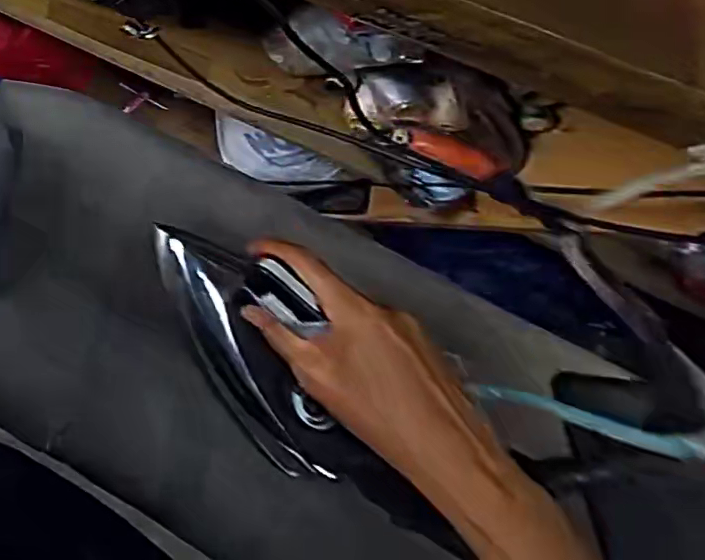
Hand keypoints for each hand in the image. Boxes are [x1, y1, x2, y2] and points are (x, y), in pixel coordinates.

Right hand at [238, 239, 507, 486]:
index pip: (308, 262)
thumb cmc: (378, 415)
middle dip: (308, 300)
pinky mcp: (427, 345)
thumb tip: (252, 310)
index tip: (256, 249)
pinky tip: (368, 375)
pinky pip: (383, 329)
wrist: (452, 455)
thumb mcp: (318, 378)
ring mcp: (410, 324)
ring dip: (339, 325)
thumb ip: (280, 337)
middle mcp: (383, 306)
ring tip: (334, 363)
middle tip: (289, 322)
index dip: (277, 249)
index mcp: (353, 308)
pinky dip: (365, 340)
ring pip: (360, 312)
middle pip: (334, 290)